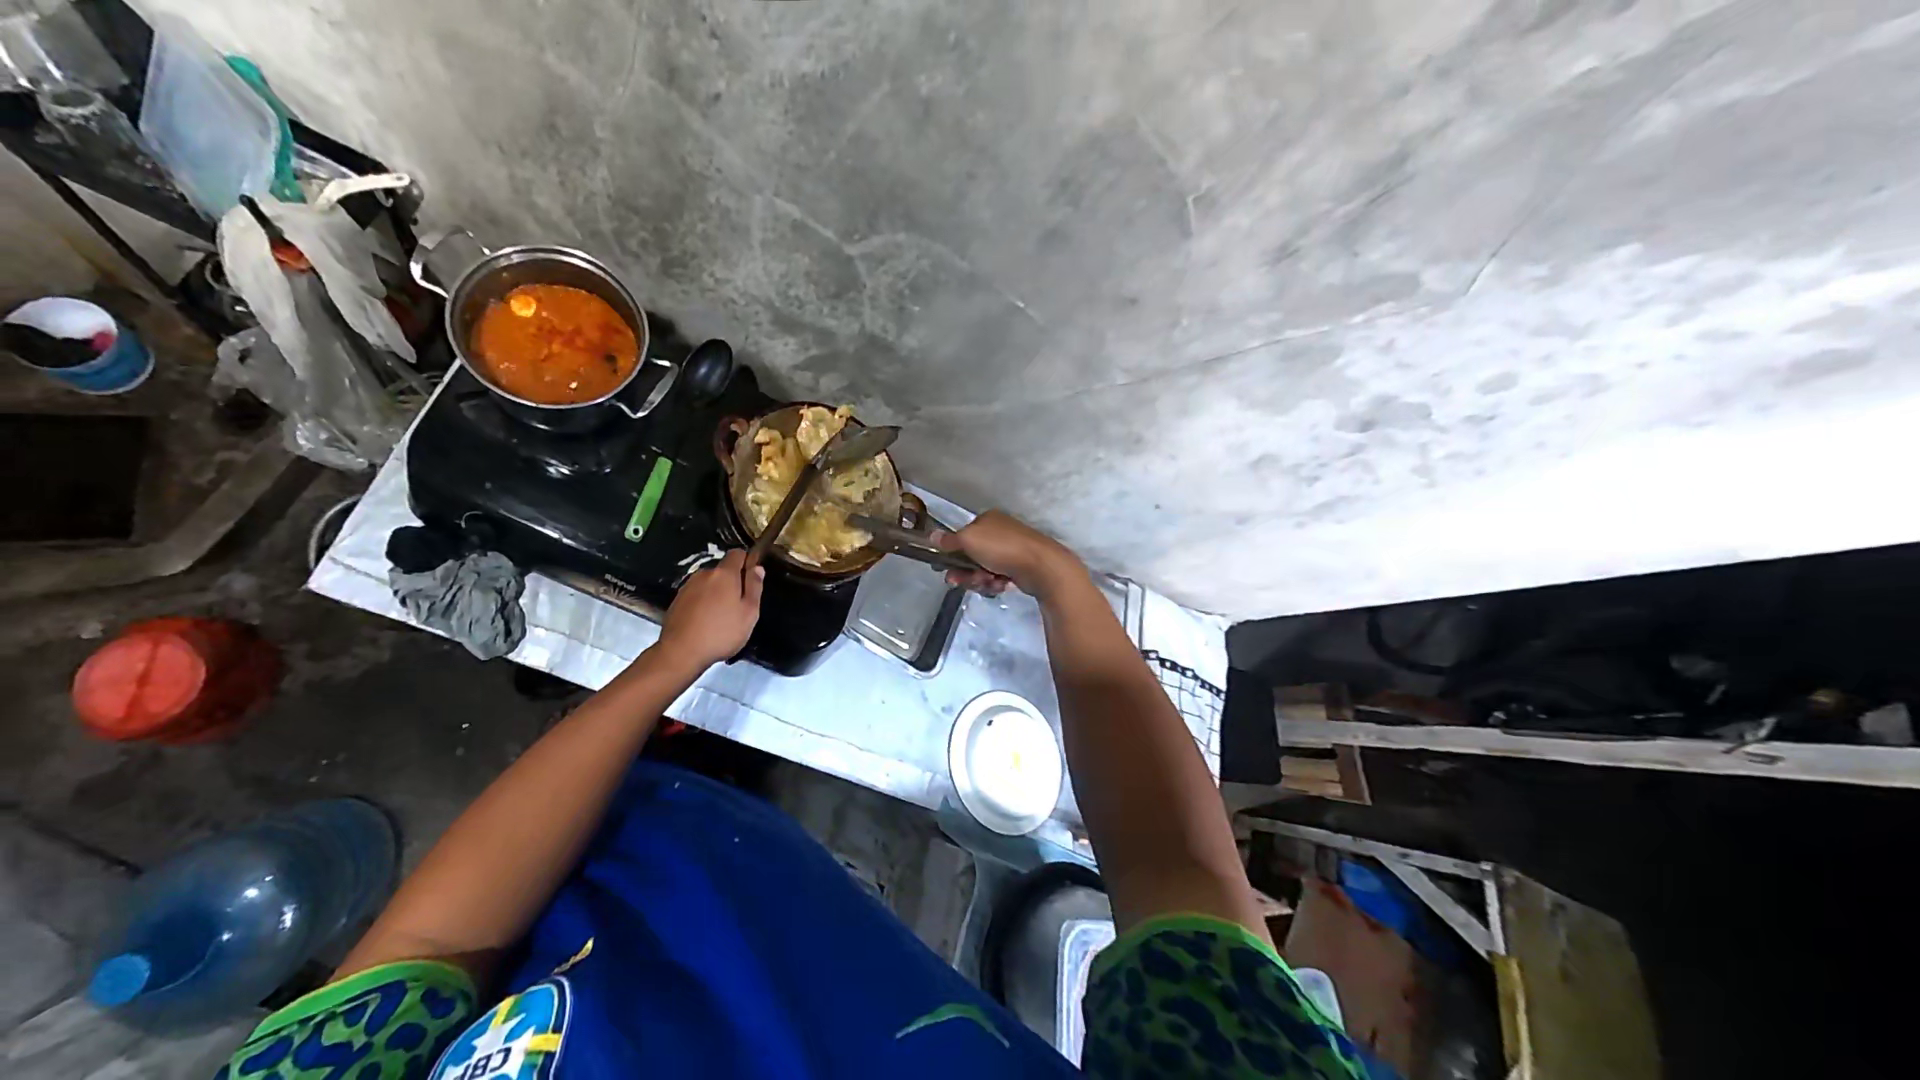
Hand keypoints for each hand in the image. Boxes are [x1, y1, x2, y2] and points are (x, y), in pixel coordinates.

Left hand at [657, 550, 763, 668]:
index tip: (751, 580)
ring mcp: (687, 586)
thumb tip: (757, 567)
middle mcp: (704, 574)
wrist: (681, 652)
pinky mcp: (677, 600)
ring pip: (709, 583)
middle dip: (732, 582)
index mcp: (724, 574)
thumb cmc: (722, 632)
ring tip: (721, 617)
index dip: (747, 562)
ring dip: (716, 593)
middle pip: (722, 570)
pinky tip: (705, 622)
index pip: (737, 553)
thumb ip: (755, 586)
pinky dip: (703, 603)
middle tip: (739, 606)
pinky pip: (696, 595)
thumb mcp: (749, 612)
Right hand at [933, 510, 1083, 598]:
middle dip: (966, 571)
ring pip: (983, 569)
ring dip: (980, 579)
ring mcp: (1011, 550)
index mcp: (987, 520)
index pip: (962, 536)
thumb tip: (932, 536)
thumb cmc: (1002, 548)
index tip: (946, 567)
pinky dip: (996, 583)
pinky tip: (1002, 584)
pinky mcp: (1019, 568)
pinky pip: (998, 577)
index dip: (953, 553)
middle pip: (971, 556)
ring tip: (989, 581)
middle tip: (962, 581)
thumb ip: (949, 540)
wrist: (1041, 566)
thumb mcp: (969, 539)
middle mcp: (999, 532)